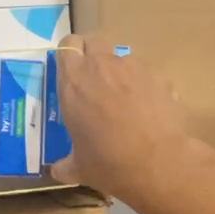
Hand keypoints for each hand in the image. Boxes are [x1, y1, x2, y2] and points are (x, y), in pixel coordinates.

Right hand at [47, 35, 202, 200]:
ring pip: (121, 57)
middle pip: (93, 42)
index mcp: (74, 81)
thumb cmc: (108, 162)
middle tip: (94, 81)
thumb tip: (56, 171)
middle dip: (93, 55)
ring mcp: (132, 67)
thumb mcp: (79, 167)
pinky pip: (145, 74)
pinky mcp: (158, 76)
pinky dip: (143, 85)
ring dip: (119, 71)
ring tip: (124, 99)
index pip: (66, 46)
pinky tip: (147, 109)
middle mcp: (100, 66)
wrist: (157, 162)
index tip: (70, 71)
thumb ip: (65, 165)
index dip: (69, 55)